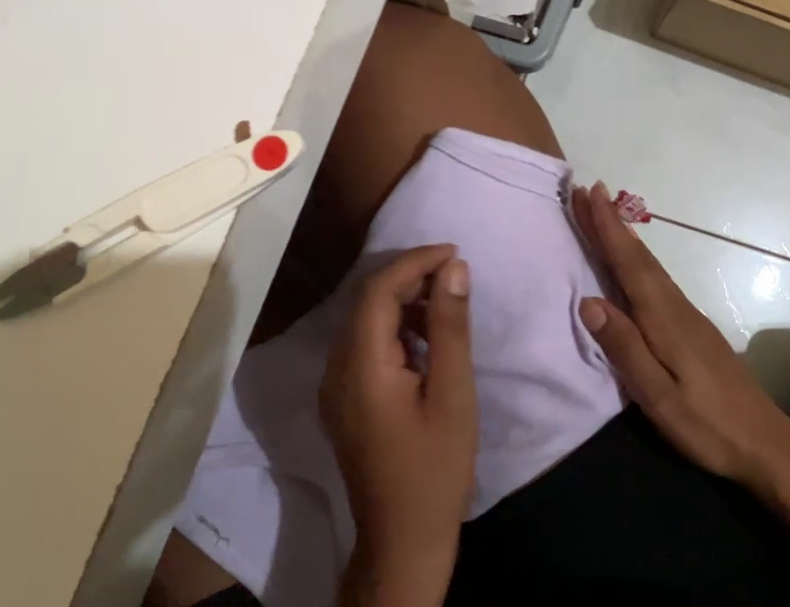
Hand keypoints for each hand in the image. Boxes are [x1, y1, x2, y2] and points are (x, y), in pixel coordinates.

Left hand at [320, 243, 475, 604]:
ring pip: (363, 322)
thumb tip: (453, 268)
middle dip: (409, 276)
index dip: (415, 262)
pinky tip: (425, 335)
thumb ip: (450, 327)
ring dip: (402, 301)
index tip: (454, 251)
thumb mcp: (453, 393)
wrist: (403, 538)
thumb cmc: (435, 468)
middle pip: (366, 302)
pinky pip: (363, 346)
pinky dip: (393, 328)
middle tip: (455, 271)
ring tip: (446, 297)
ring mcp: (334, 387)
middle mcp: (336, 370)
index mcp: (360, 366)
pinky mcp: (342, 401)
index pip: (378, 291)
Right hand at [573, 183, 789, 489]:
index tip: (587, 192)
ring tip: (602, 216)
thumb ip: (625, 348)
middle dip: (611, 223)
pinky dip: (637, 261)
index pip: (629, 265)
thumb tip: (588, 302)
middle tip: (586, 190)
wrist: (765, 443)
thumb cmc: (708, 425)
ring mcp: (688, 317)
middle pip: (639, 258)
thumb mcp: (659, 397)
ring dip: (623, 238)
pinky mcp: (693, 329)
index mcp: (664, 320)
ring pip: (649, 266)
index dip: (607, 229)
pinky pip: (657, 281)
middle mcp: (676, 308)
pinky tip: (632, 265)